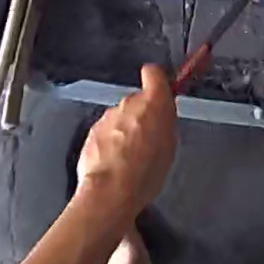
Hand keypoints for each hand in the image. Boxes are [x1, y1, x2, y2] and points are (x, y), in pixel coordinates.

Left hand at [76, 64, 177, 212]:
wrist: (111, 191)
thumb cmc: (144, 172)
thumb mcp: (171, 144)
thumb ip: (167, 121)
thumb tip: (164, 116)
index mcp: (154, 102)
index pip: (154, 72)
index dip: (158, 79)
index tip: (163, 86)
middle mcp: (129, 104)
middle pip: (138, 99)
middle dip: (143, 114)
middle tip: (150, 135)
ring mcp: (108, 117)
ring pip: (121, 117)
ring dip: (126, 129)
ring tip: (132, 155)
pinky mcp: (92, 132)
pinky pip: (107, 131)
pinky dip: (111, 142)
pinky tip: (117, 162)